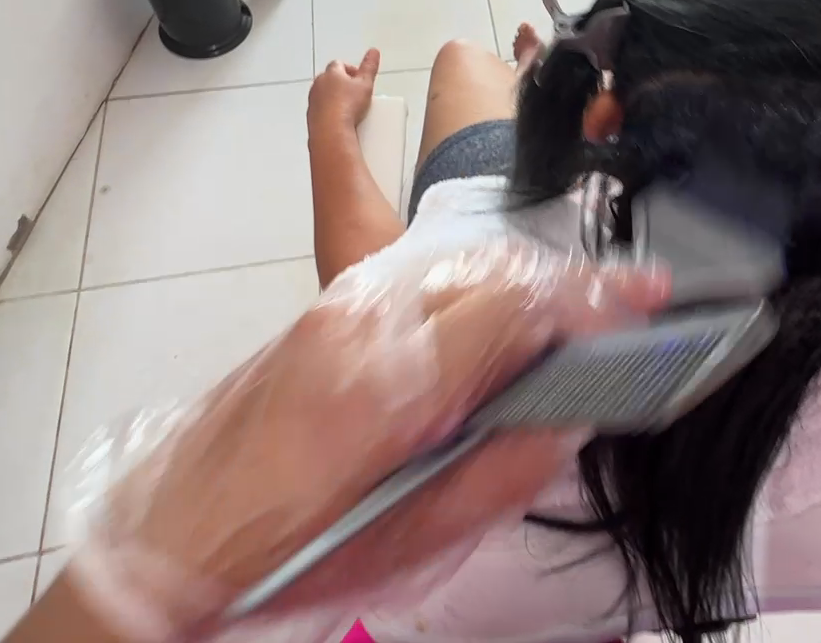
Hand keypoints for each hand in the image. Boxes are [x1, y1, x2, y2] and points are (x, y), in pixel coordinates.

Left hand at [61, 239, 669, 637]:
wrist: (172, 528)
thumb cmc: (291, 553)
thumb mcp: (408, 542)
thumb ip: (501, 473)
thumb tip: (569, 419)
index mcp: (390, 382)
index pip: (513, 307)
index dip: (590, 296)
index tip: (648, 293)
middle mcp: (368, 319)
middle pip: (497, 272)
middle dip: (571, 287)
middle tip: (623, 308)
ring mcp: (344, 303)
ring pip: (465, 267)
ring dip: (529, 285)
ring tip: (574, 319)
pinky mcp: (333, 303)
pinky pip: (431, 276)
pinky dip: (484, 289)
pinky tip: (500, 324)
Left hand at [309, 48, 379, 130]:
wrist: (331, 130)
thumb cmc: (346, 106)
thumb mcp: (366, 84)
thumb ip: (370, 66)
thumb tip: (373, 51)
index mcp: (331, 73)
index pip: (340, 64)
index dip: (351, 70)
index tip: (360, 78)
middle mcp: (318, 84)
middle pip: (331, 78)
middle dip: (343, 83)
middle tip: (357, 93)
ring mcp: (313, 100)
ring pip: (325, 94)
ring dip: (336, 97)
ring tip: (351, 108)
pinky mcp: (311, 115)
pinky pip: (322, 109)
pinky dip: (330, 111)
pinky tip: (342, 119)